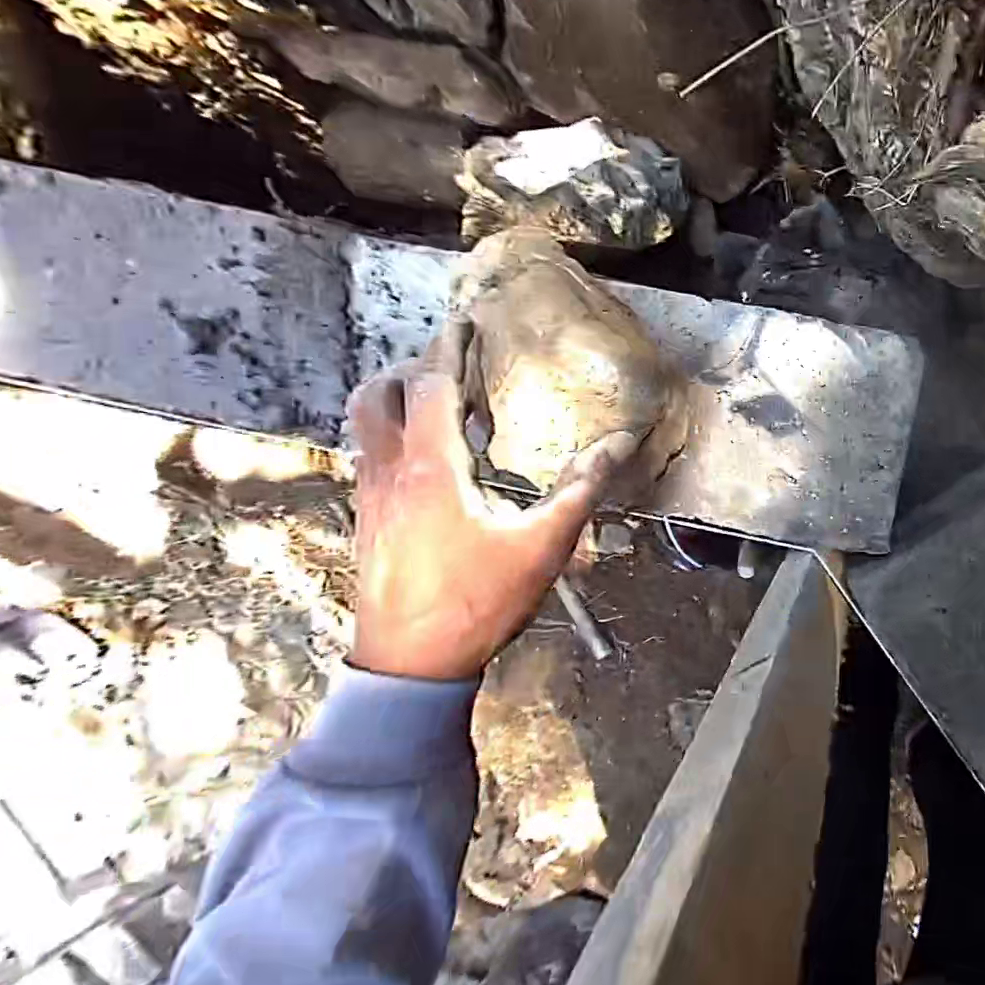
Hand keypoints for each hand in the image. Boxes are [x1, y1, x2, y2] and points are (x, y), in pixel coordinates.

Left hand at [346, 320, 634, 680]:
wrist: (410, 663)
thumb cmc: (480, 600)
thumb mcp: (544, 545)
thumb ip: (581, 489)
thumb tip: (619, 443)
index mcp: (431, 469)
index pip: (434, 388)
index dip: (449, 350)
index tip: (463, 321)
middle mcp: (389, 472)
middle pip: (379, 395)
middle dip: (414, 369)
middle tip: (453, 367)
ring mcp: (369, 497)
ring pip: (365, 425)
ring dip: (398, 401)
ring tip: (443, 406)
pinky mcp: (366, 521)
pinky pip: (370, 455)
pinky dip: (395, 435)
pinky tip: (431, 461)